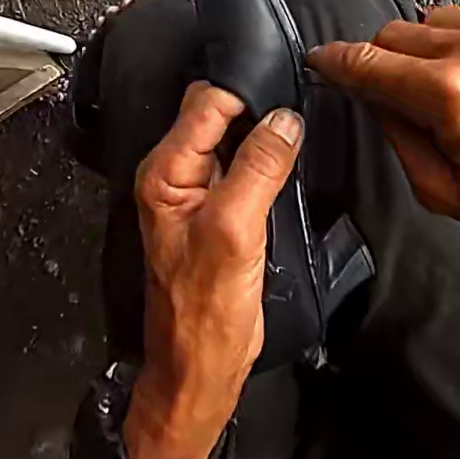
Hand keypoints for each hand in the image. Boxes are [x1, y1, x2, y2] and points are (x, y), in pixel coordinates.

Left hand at [123, 83, 302, 458]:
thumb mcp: (234, 233)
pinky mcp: (221, 207)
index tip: (283, 92)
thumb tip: (284, 121)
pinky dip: (265, 157)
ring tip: (294, 135)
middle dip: (254, 107)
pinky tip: (286, 160)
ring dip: (263, 132)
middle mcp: (177, 174)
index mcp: (165, 172)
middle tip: (293, 117)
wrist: (202, 366)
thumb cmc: (203, 313)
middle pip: (216, 114)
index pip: (205, 105)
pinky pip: (244, 164)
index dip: (244, 93)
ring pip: (233, 137)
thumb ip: (258, 169)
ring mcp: (200, 191)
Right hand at [308, 7, 459, 303]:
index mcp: (450, 96)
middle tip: (387, 92)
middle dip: (379, 60)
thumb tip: (378, 103)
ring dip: (422, 50)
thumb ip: (398, 136)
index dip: (334, 61)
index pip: (365, 62)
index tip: (324, 61)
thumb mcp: (446, 191)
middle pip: (394, 32)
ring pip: (435, 20)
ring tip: (441, 90)